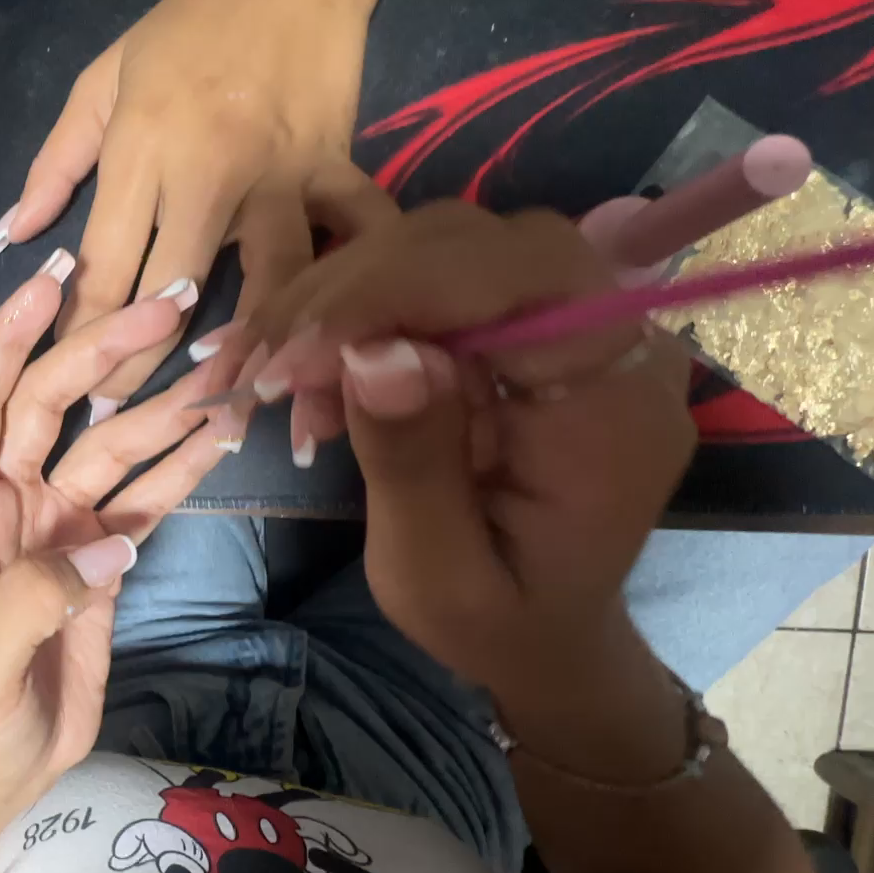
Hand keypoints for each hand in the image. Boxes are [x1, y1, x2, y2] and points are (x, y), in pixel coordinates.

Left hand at [0, 0, 395, 419]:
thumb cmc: (184, 30)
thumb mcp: (100, 82)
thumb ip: (54, 164)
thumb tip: (14, 236)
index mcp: (143, 149)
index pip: (104, 264)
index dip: (82, 331)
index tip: (69, 381)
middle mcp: (211, 174)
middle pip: (172, 293)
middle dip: (142, 364)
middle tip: (119, 417)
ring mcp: (281, 178)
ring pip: (267, 283)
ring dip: (244, 352)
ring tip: (218, 408)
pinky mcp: (336, 174)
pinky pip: (351, 240)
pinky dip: (347, 292)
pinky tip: (333, 350)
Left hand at [0, 249, 233, 805]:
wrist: (8, 766)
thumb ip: (32, 602)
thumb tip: (109, 543)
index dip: (6, 340)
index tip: (53, 282)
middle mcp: (16, 501)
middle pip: (55, 404)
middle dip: (106, 352)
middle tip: (175, 306)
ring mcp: (65, 523)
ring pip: (115, 444)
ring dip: (165, 406)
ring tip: (230, 366)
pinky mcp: (106, 554)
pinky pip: (148, 495)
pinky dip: (184, 463)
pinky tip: (225, 430)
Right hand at [242, 204, 696, 697]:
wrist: (537, 627)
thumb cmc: (491, 619)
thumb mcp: (437, 574)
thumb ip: (413, 465)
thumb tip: (373, 350)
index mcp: (611, 407)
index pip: (523, 279)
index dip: (396, 292)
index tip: (291, 355)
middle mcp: (605, 342)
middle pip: (474, 245)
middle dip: (351, 293)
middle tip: (262, 369)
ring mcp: (558, 328)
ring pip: (439, 251)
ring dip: (338, 304)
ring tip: (277, 382)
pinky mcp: (512, 332)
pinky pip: (423, 285)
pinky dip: (349, 318)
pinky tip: (309, 378)